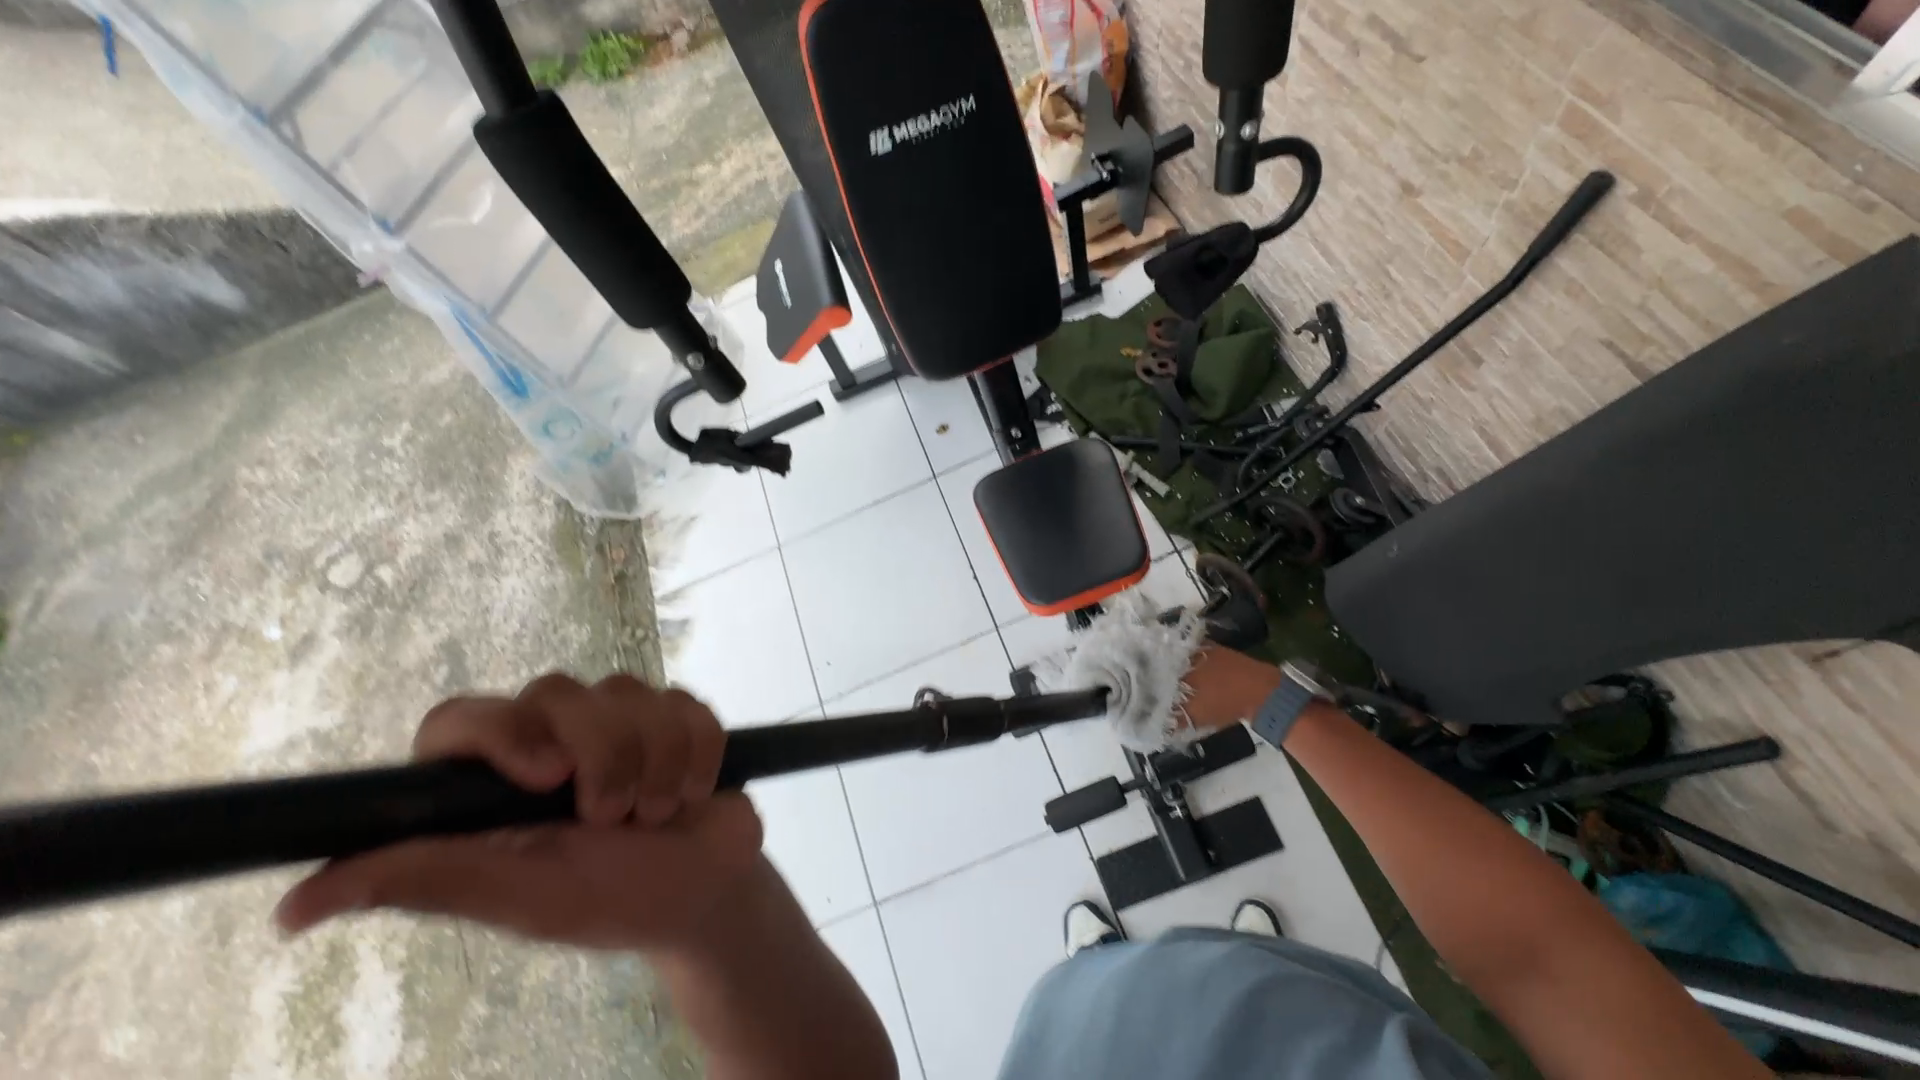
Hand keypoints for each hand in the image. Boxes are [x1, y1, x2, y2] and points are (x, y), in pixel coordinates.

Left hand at [272, 673, 762, 950]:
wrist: (708, 896)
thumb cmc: (612, 903)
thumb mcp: (521, 900)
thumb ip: (429, 882)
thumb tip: (293, 911)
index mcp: (493, 782)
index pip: (462, 718)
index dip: (501, 731)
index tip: (549, 776)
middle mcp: (549, 737)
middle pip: (559, 692)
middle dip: (605, 756)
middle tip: (617, 819)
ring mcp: (616, 719)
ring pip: (629, 691)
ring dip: (657, 762)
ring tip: (659, 813)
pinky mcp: (674, 714)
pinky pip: (685, 703)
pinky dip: (698, 751)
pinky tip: (695, 789)